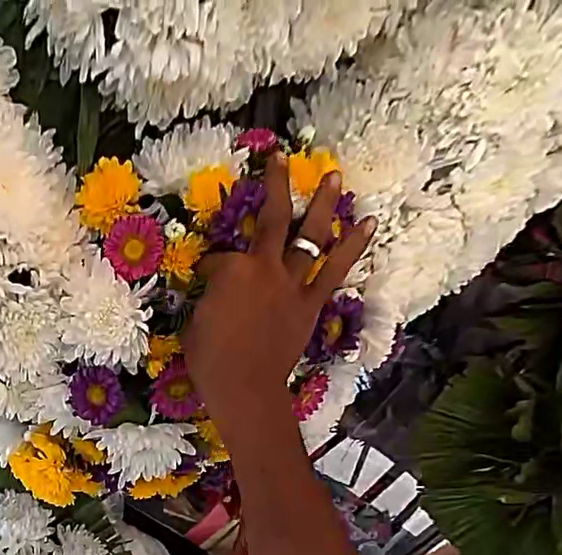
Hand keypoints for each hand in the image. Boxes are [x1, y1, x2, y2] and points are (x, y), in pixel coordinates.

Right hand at [181, 154, 374, 444]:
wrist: (245, 389)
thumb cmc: (210, 361)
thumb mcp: (194, 325)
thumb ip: (207, 300)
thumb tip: (213, 293)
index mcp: (231, 270)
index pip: (218, 260)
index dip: (208, 267)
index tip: (203, 279)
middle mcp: (265, 267)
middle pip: (271, 219)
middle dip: (275, 184)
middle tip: (280, 158)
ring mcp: (291, 284)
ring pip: (310, 235)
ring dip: (323, 204)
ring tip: (334, 177)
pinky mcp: (310, 304)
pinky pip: (334, 270)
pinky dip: (352, 246)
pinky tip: (368, 223)